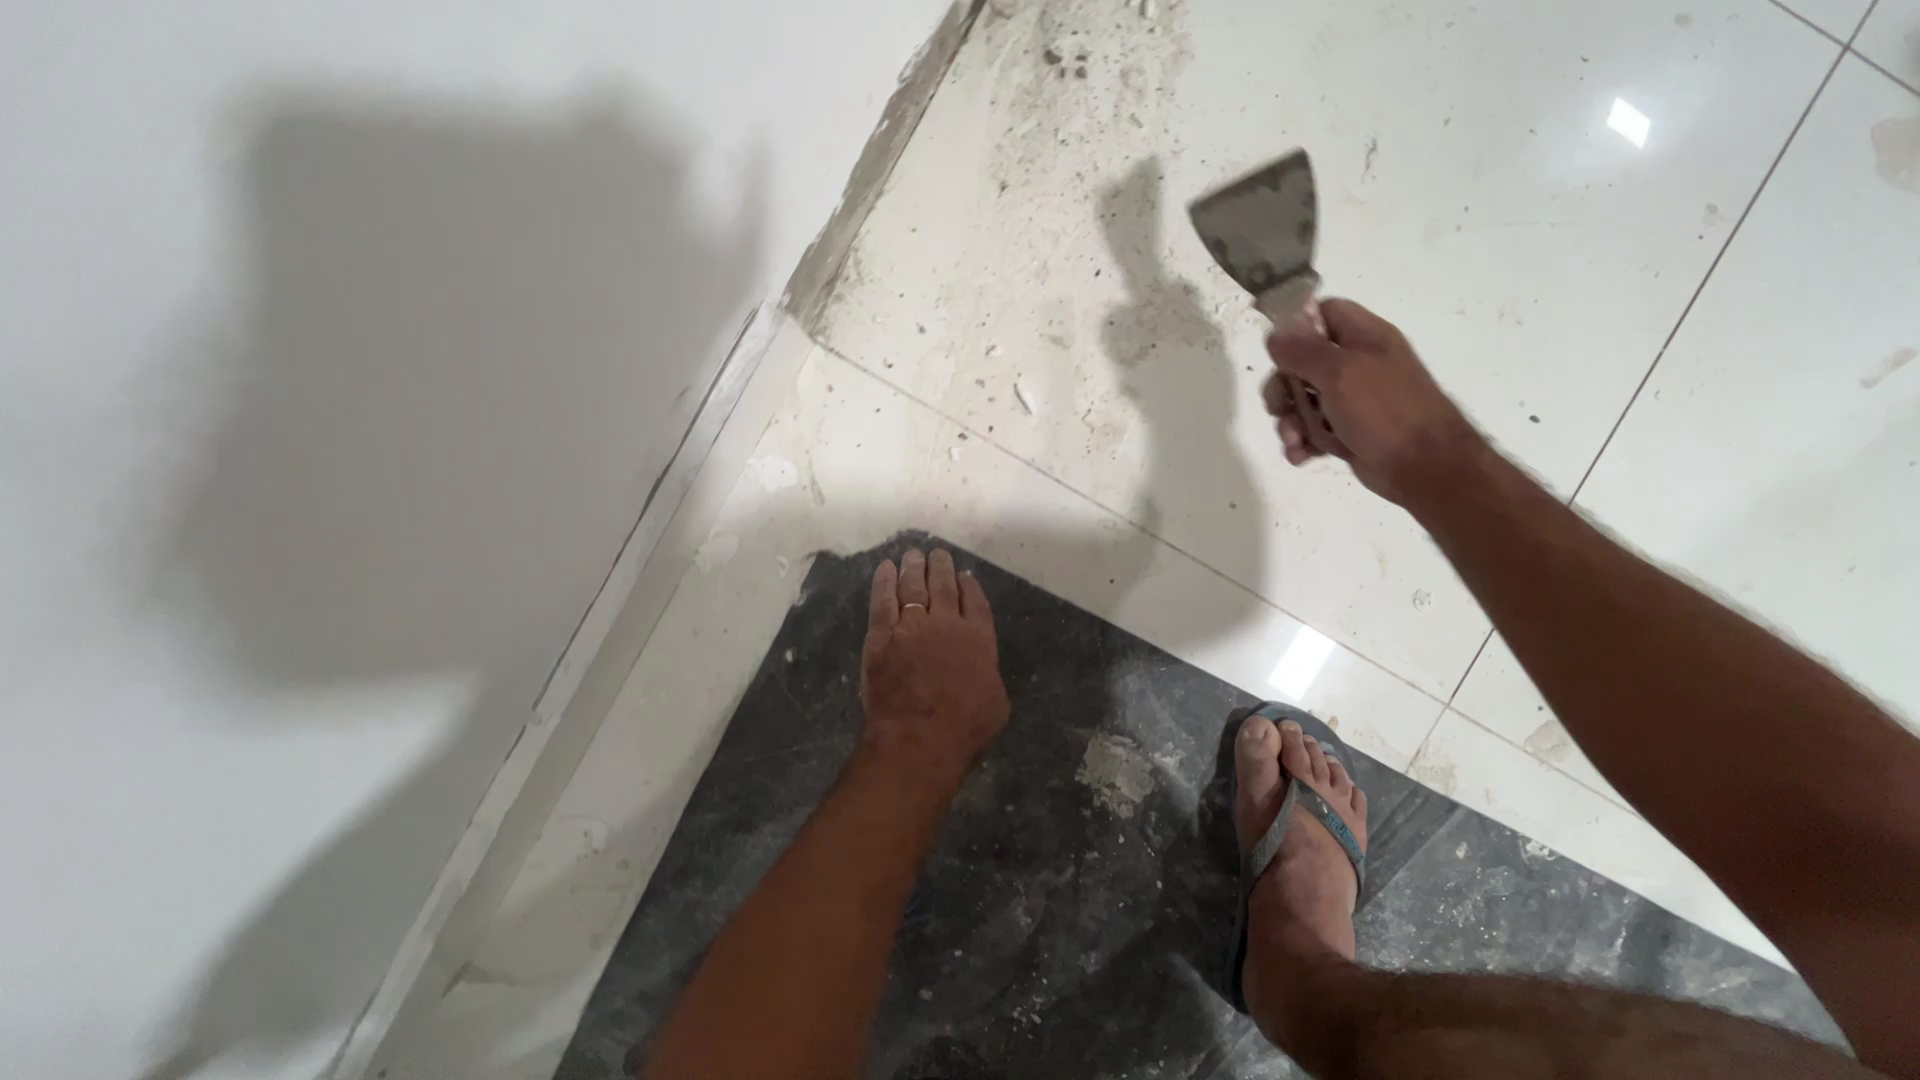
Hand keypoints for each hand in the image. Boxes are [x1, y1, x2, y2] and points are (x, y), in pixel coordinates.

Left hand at [860, 548, 1009, 790]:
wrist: (919, 735)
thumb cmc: (964, 727)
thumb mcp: (996, 703)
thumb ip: (989, 676)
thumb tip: (982, 670)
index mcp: (979, 638)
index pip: (975, 601)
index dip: (969, 586)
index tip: (964, 575)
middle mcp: (947, 623)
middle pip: (944, 586)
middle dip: (940, 567)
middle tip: (936, 554)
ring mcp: (912, 625)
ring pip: (913, 586)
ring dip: (914, 567)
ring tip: (913, 555)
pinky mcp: (881, 635)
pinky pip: (883, 600)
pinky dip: (884, 581)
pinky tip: (885, 569)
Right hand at [1262, 298, 1483, 505]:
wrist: (1425, 467)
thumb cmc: (1385, 411)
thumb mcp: (1340, 372)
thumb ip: (1303, 351)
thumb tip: (1274, 336)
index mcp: (1364, 337)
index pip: (1324, 312)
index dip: (1296, 327)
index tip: (1277, 352)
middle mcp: (1358, 363)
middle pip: (1302, 362)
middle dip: (1283, 388)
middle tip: (1277, 407)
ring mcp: (1353, 399)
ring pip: (1303, 401)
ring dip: (1290, 422)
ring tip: (1294, 440)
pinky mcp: (1348, 431)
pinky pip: (1313, 430)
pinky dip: (1302, 443)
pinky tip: (1301, 455)